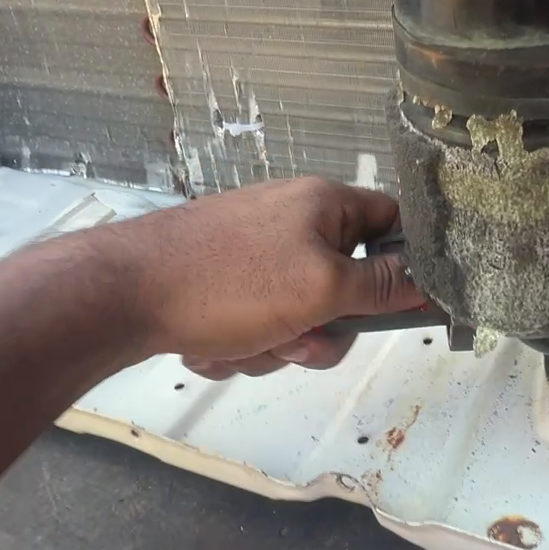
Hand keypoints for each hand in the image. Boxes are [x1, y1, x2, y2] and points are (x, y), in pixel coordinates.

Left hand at [92, 177, 424, 373]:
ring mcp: (253, 250)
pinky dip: (244, 341)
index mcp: (323, 203)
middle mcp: (292, 219)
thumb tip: (428, 278)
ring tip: (240, 344)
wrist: (120, 295)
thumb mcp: (321, 289)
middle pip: (344, 282)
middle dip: (322, 326)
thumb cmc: (229, 284)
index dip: (403, 262)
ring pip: (299, 312)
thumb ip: (380, 286)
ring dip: (278, 343)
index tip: (397, 305)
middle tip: (297, 339)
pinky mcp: (222, 278)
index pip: (391, 221)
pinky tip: (212, 345)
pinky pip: (259, 319)